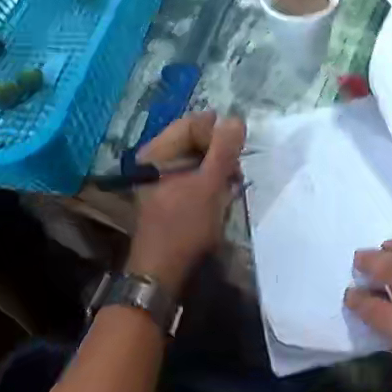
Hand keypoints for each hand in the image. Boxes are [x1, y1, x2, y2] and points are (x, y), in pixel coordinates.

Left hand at [125, 112, 245, 290]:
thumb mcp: (209, 186)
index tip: (234, 157)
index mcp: (157, 151)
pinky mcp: (171, 194)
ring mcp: (162, 177)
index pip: (194, 123)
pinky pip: (195, 175)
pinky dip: (211, 182)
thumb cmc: (184, 227)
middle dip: (220, 153)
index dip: (217, 135)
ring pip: (198, 158)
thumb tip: (235, 118)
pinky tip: (221, 198)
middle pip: (196, 139)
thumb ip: (223, 150)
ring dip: (218, 169)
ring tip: (229, 188)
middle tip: (235, 174)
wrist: (161, 273)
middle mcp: (156, 158)